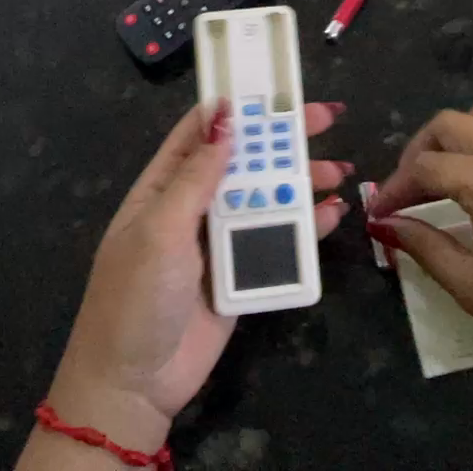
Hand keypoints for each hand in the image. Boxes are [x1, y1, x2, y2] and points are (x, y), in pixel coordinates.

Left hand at [39, 100, 350, 454]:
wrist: (134, 384)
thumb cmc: (136, 297)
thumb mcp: (161, 229)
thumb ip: (197, 177)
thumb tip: (225, 120)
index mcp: (164, 186)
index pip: (202, 131)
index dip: (236, 107)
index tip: (274, 87)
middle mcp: (195, 204)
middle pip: (245, 160)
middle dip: (282, 139)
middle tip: (325, 118)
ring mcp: (220, 239)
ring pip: (267, 197)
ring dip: (302, 181)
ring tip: (338, 170)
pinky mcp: (242, 271)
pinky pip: (278, 239)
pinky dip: (305, 225)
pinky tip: (330, 214)